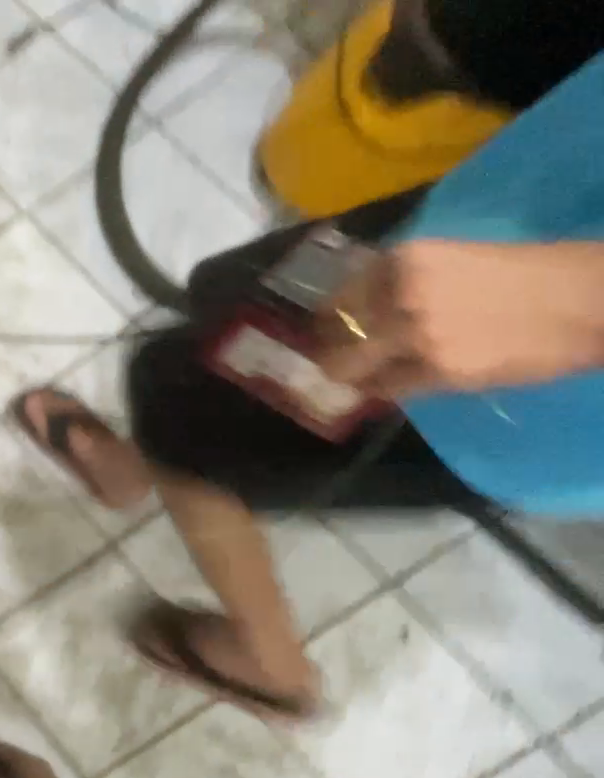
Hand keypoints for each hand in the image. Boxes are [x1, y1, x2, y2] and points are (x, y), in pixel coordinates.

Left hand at [316, 239, 603, 398]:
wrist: (600, 299)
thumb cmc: (534, 274)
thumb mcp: (453, 261)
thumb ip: (401, 282)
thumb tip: (356, 309)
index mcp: (404, 260)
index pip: (338, 298)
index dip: (329, 320)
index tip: (329, 331)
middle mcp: (400, 294)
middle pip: (334, 335)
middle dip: (331, 350)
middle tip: (338, 359)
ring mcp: (416, 334)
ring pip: (348, 367)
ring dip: (352, 375)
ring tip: (361, 377)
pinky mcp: (437, 368)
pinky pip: (386, 388)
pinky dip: (386, 389)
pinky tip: (398, 384)